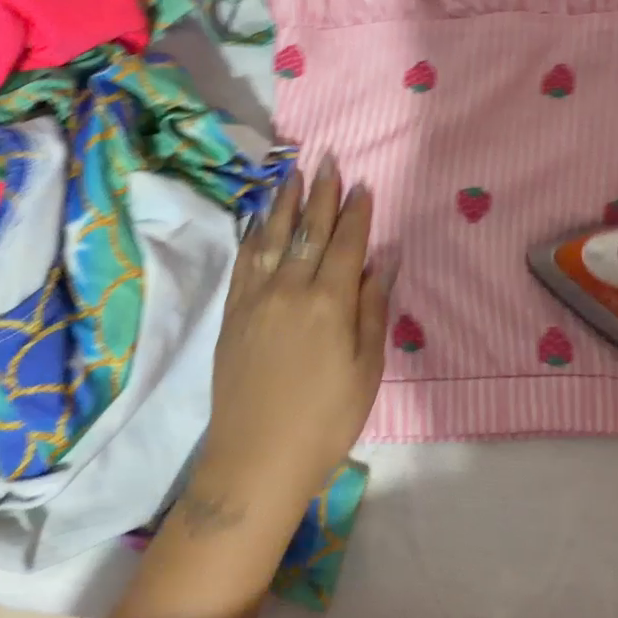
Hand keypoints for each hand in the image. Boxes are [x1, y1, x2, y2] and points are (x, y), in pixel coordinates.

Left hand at [195, 157, 387, 518]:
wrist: (256, 457)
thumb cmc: (325, 420)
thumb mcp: (365, 370)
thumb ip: (373, 310)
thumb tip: (385, 260)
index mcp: (329, 302)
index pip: (346, 244)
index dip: (357, 212)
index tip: (363, 183)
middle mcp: (290, 288)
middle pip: (308, 231)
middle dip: (321, 194)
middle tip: (328, 159)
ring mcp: (256, 298)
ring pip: (271, 237)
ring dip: (284, 203)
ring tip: (293, 174)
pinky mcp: (233, 313)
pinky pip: (244, 261)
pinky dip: (254, 234)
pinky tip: (259, 220)